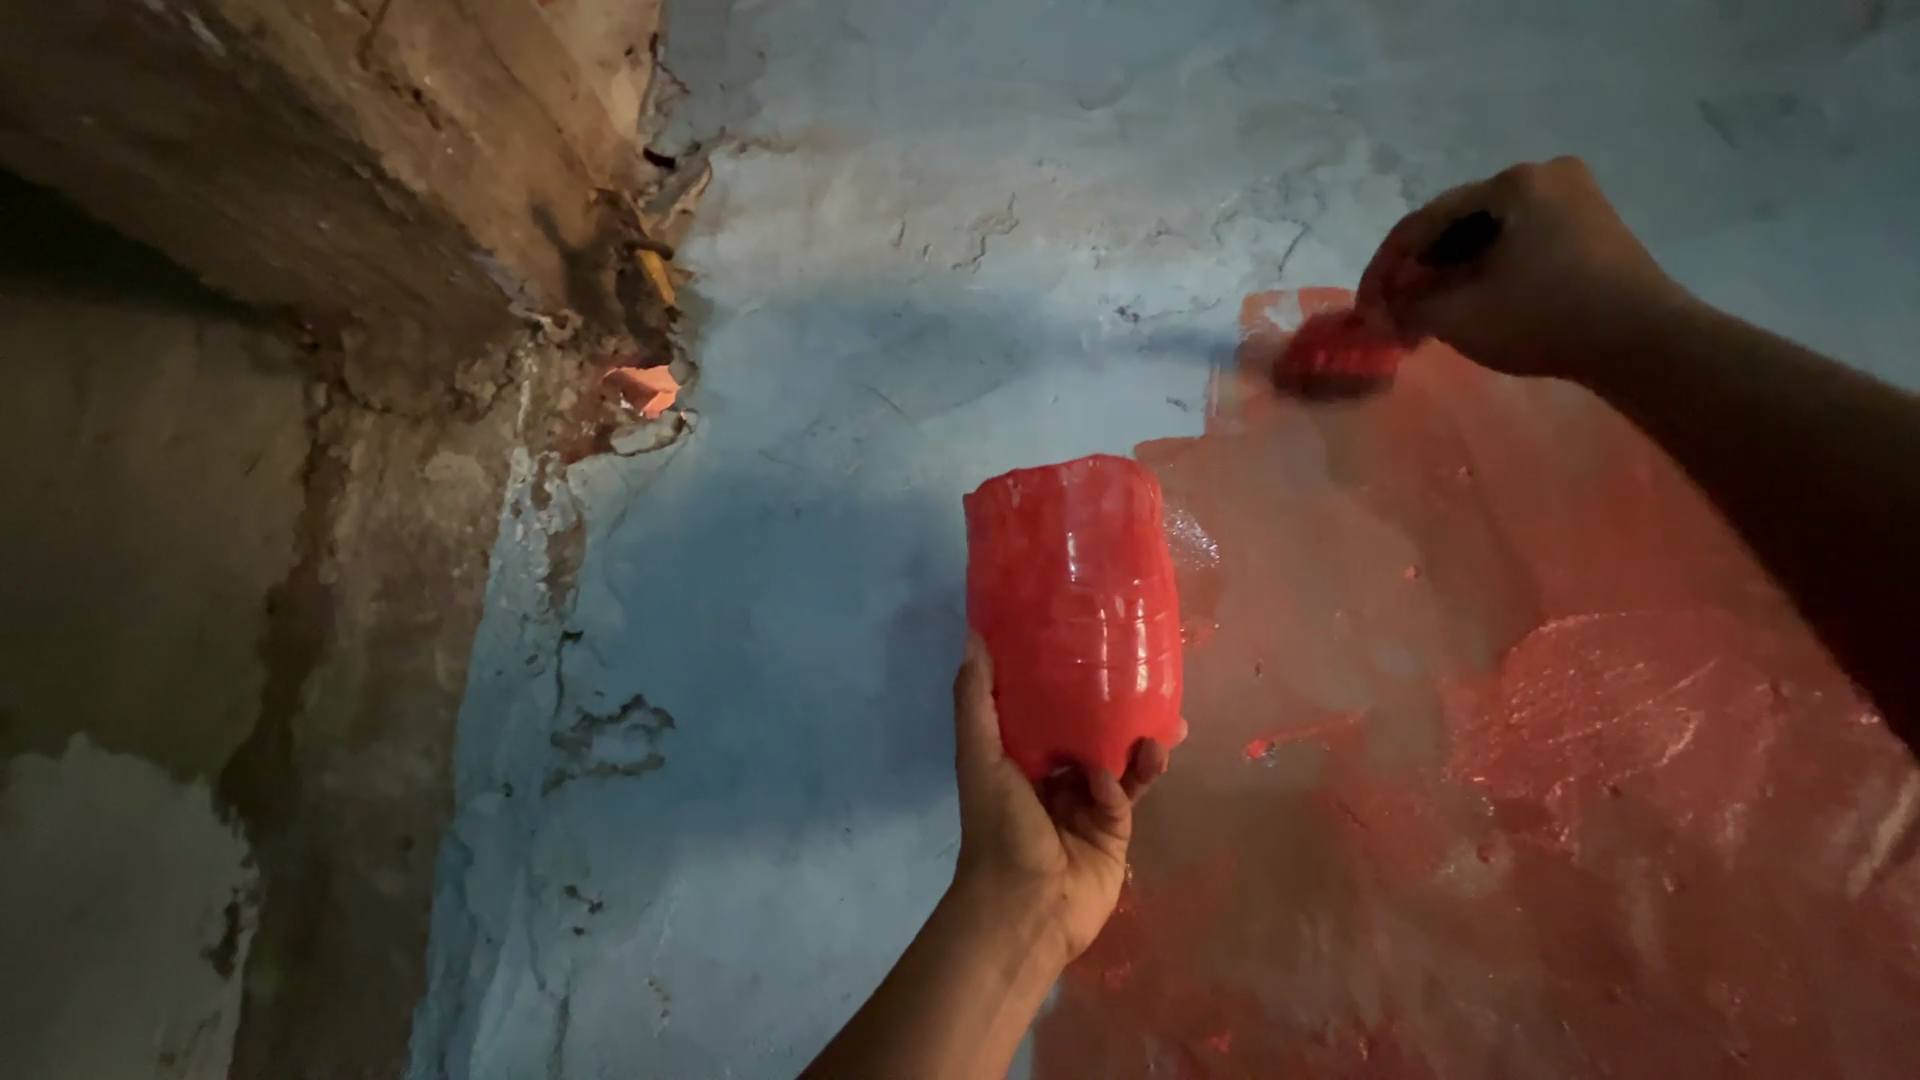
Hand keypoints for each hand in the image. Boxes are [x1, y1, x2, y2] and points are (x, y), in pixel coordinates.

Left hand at [948, 634, 1175, 965]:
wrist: (1025, 906)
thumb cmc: (997, 824)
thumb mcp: (979, 755)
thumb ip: (976, 699)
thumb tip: (973, 637)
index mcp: (1019, 757)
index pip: (1044, 708)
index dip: (1063, 680)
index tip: (1088, 646)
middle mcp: (1053, 776)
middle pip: (1088, 732)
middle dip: (1115, 709)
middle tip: (1146, 679)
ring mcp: (1085, 804)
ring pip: (1118, 761)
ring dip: (1138, 742)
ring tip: (1166, 722)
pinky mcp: (1113, 830)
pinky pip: (1126, 795)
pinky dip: (1129, 779)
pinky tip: (1137, 764)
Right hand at [1357, 156, 1692, 378]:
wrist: (1641, 340)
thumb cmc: (1542, 317)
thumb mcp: (1457, 315)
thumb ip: (1405, 308)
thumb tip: (1377, 314)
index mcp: (1511, 184)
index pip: (1421, 223)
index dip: (1382, 269)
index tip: (1364, 309)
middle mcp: (1542, 176)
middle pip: (1451, 226)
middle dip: (1415, 273)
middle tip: (1393, 314)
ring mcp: (1570, 198)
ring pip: (1480, 236)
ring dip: (1443, 276)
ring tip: (1424, 315)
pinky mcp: (1585, 227)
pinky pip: (1511, 242)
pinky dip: (1478, 272)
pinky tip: (1463, 303)